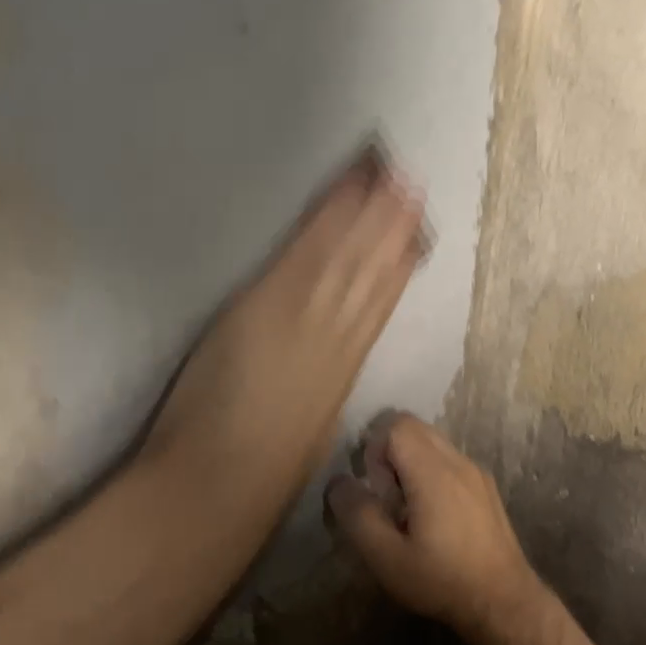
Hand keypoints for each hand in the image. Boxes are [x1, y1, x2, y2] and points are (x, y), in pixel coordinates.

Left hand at [145, 148, 425, 474]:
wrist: (228, 475)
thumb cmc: (269, 454)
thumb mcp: (317, 403)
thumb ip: (332, 361)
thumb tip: (350, 333)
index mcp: (352, 348)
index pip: (386, 290)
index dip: (403, 252)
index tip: (417, 221)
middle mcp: (344, 323)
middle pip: (378, 262)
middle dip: (395, 218)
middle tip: (412, 176)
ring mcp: (314, 309)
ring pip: (356, 249)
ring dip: (375, 206)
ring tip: (391, 169)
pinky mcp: (276, 300)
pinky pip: (316, 248)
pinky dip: (336, 215)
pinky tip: (348, 187)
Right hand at [326, 412, 545, 637]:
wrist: (499, 594)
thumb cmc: (439, 577)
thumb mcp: (384, 555)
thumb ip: (358, 514)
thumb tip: (340, 481)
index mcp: (436, 471)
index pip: (399, 426)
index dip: (374, 449)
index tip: (372, 488)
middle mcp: (460, 462)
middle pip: (418, 429)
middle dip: (389, 454)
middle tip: (384, 499)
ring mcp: (477, 472)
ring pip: (435, 444)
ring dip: (409, 465)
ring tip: (403, 511)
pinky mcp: (485, 487)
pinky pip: (450, 462)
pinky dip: (430, 474)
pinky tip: (428, 517)